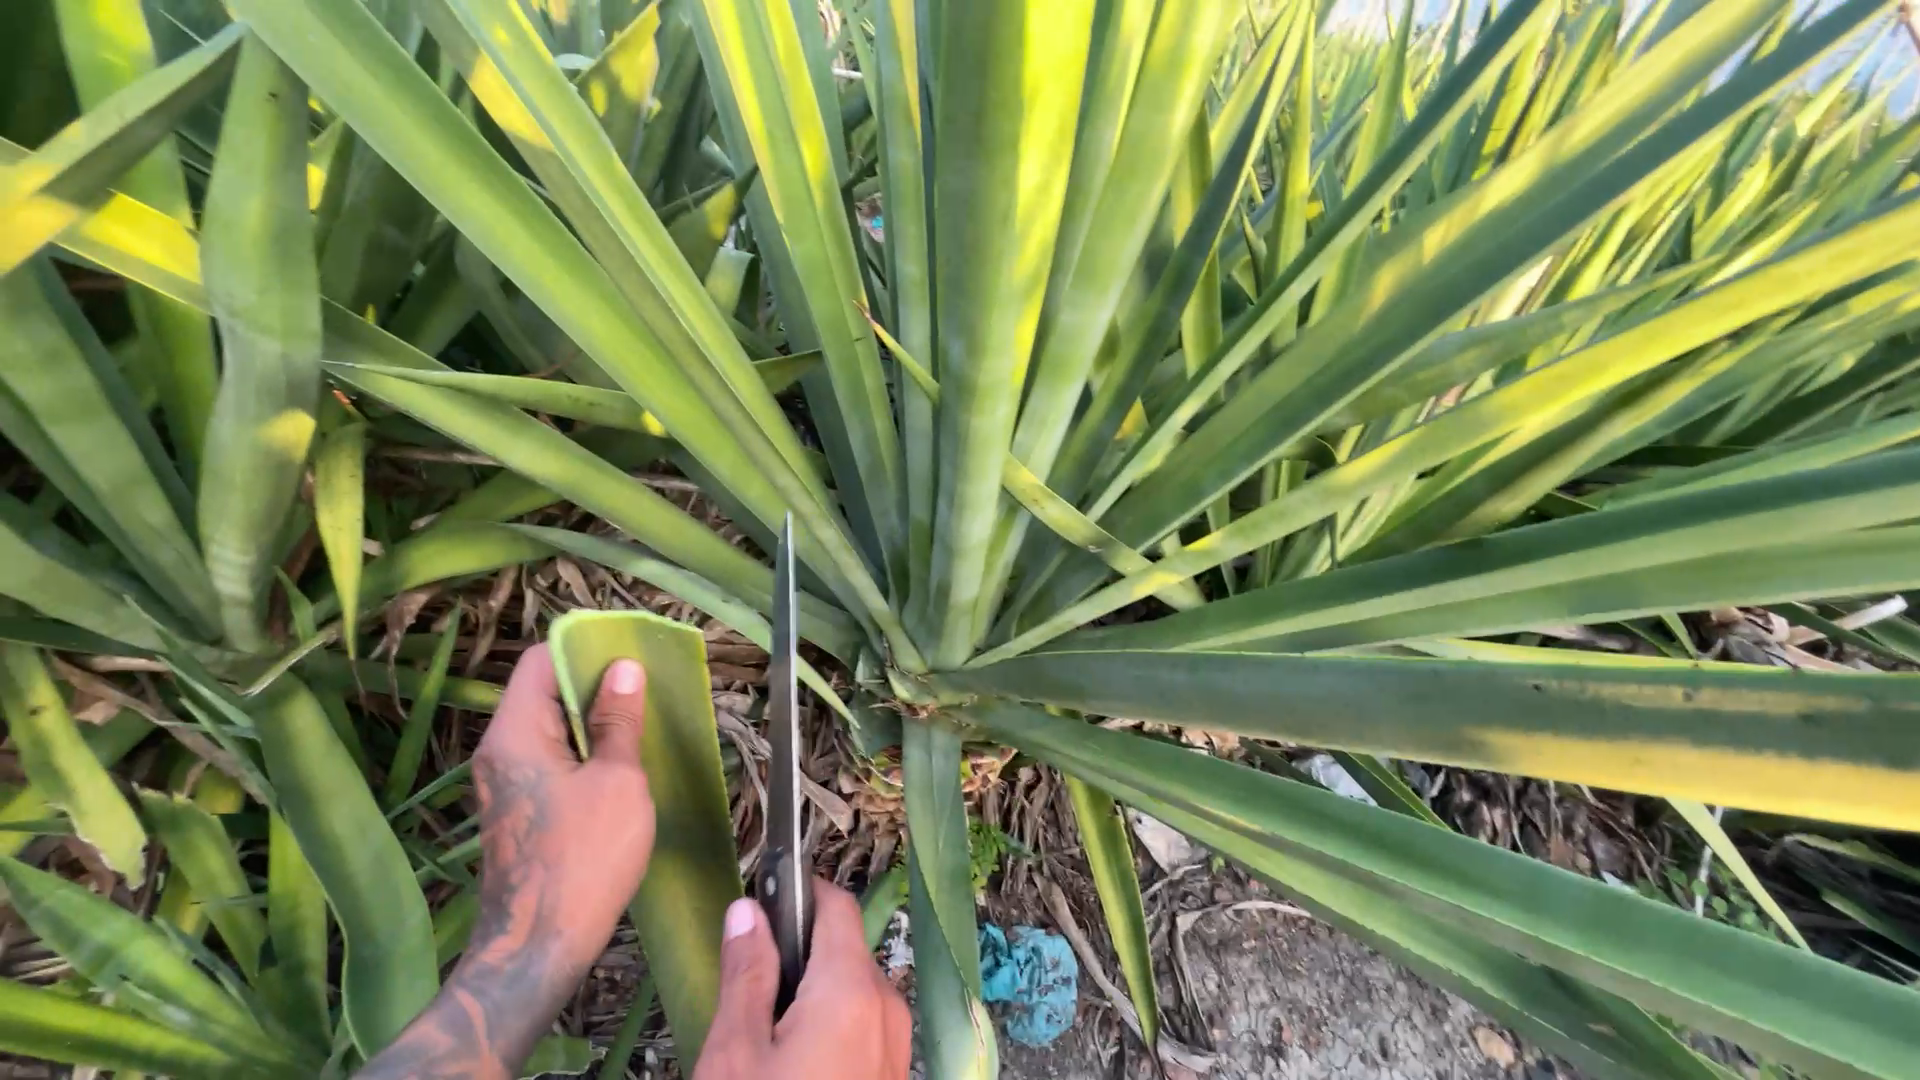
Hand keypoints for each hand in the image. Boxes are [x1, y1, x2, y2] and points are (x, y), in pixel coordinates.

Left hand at [467, 644, 655, 974]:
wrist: (538, 948)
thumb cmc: (584, 856)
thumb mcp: (617, 780)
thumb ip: (617, 720)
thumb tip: (623, 669)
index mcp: (515, 734)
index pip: (540, 661)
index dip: (585, 647)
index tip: (630, 651)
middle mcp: (500, 751)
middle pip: (542, 690)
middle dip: (594, 680)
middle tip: (646, 683)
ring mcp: (506, 782)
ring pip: (549, 725)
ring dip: (592, 716)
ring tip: (641, 717)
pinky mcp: (519, 807)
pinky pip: (550, 756)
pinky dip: (582, 746)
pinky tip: (620, 759)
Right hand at [693, 880, 911, 1079]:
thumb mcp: (735, 1056)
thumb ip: (745, 976)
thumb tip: (747, 909)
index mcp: (851, 988)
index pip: (837, 906)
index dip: (800, 894)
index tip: (763, 906)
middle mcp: (887, 1006)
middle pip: (844, 951)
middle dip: (799, 958)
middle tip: (750, 997)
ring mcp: (897, 1045)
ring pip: (852, 993)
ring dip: (814, 999)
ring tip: (767, 1043)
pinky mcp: (895, 1074)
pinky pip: (864, 1029)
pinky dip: (833, 1031)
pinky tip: (796, 1068)